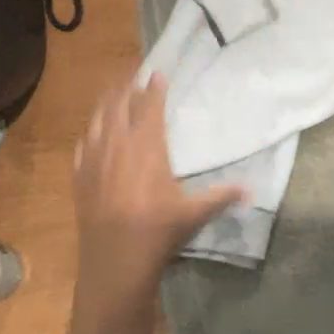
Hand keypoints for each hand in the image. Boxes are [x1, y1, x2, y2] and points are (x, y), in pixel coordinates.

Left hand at [68, 75, 242, 333]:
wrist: (115, 260)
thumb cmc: (158, 231)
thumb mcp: (194, 214)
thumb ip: (221, 197)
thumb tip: (253, 190)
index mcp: (147, 147)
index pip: (150, 107)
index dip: (155, 89)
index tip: (159, 74)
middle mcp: (117, 145)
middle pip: (118, 106)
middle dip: (126, 88)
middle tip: (133, 76)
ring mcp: (94, 160)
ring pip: (97, 121)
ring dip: (105, 105)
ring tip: (112, 95)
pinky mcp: (80, 178)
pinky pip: (82, 146)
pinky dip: (89, 135)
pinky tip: (90, 135)